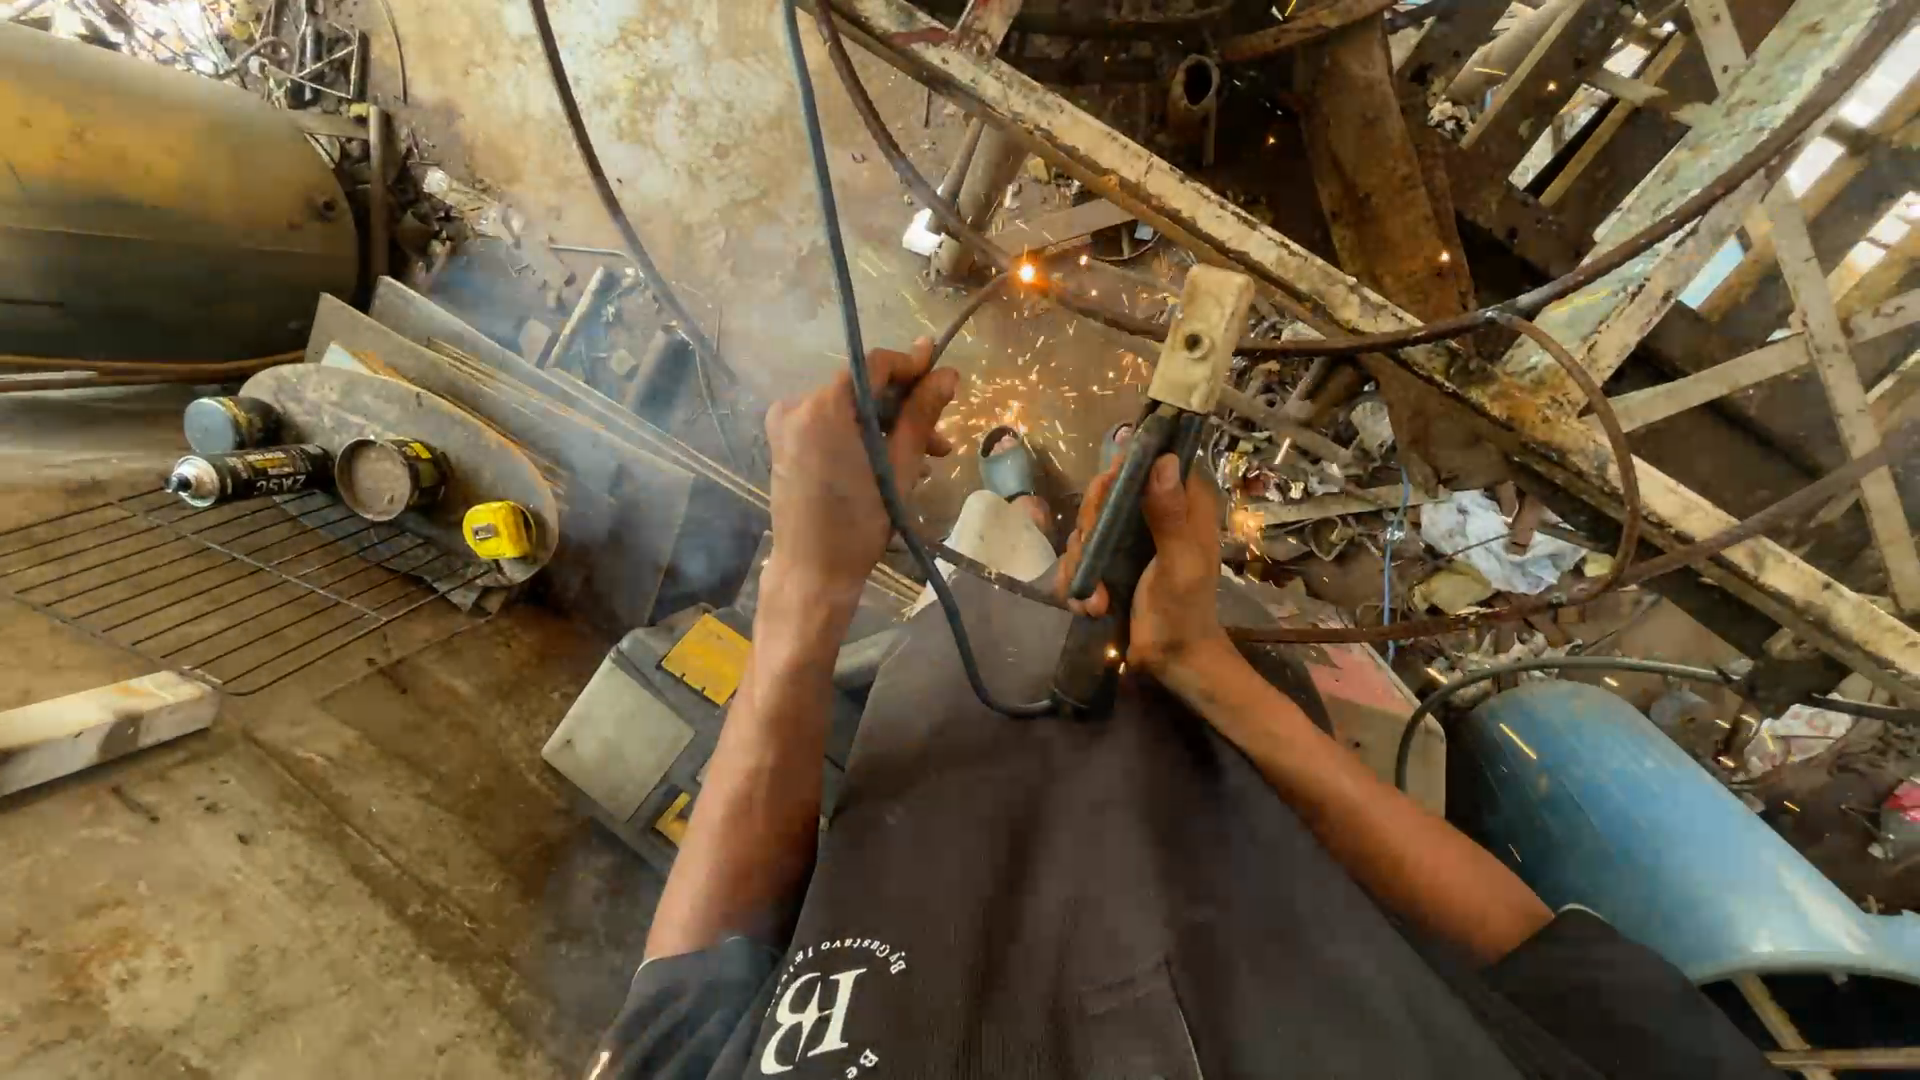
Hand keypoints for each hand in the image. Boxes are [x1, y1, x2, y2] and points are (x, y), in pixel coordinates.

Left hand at [763, 338, 957, 604]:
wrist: (813, 572)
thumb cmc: (860, 523)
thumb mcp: (900, 467)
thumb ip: (921, 415)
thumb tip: (947, 373)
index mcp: (822, 408)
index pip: (874, 365)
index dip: (912, 366)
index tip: (943, 373)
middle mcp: (796, 406)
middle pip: (863, 388)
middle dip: (906, 408)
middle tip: (942, 436)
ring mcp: (786, 426)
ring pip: (851, 410)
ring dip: (889, 427)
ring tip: (927, 459)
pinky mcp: (787, 444)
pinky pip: (834, 427)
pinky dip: (864, 437)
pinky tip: (894, 463)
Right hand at [1060, 453, 1230, 677]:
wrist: (1171, 660)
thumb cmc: (1185, 611)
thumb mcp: (1181, 563)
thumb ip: (1170, 515)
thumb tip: (1162, 460)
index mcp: (1182, 503)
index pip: (1149, 461)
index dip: (1122, 470)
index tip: (1103, 495)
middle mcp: (1153, 513)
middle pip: (1104, 493)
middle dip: (1091, 526)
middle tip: (1091, 552)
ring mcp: (1126, 539)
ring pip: (1085, 527)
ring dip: (1083, 565)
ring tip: (1098, 600)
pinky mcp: (1107, 563)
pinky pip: (1077, 557)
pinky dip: (1078, 582)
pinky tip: (1091, 606)